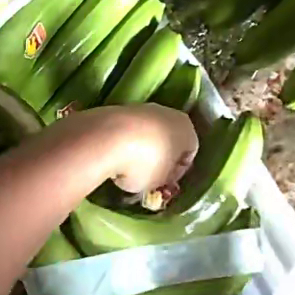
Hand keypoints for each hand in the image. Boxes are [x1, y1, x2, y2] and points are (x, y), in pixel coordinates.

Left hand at [65, 104, 198, 193]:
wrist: (105, 137)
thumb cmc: (144, 164)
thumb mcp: (158, 182)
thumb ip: (162, 179)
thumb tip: (157, 176)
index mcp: (186, 128)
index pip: (189, 152)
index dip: (177, 172)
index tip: (164, 185)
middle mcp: (167, 112)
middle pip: (167, 139)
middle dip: (158, 158)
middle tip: (146, 178)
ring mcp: (140, 108)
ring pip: (145, 133)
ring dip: (138, 150)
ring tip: (125, 169)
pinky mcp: (116, 108)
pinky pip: (125, 131)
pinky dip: (121, 142)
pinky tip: (111, 156)